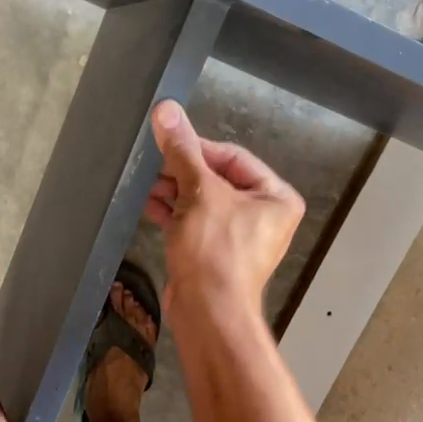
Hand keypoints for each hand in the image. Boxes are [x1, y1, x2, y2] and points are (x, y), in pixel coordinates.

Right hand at [143, 99, 303, 313]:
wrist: (208, 312)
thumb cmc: (214, 250)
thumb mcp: (198, 192)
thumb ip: (181, 150)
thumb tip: (166, 109)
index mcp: (276, 197)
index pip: (233, 157)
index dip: (198, 148)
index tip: (167, 142)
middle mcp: (264, 215)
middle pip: (218, 179)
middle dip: (183, 172)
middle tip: (152, 163)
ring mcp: (240, 238)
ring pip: (204, 203)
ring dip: (175, 192)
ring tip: (146, 183)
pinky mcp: (217, 254)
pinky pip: (196, 224)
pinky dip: (175, 214)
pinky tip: (150, 205)